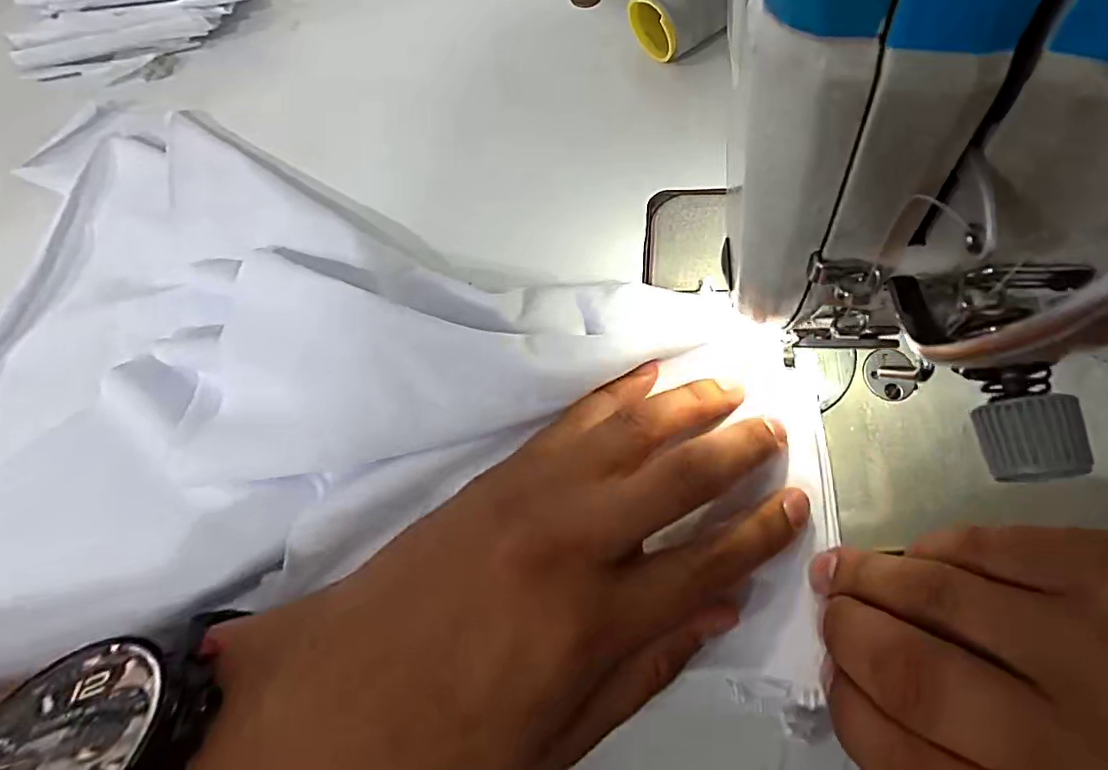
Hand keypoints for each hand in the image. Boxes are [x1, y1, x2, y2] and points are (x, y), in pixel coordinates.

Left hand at [197, 363, 809, 769]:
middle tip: (775, 428)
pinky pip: (574, 419)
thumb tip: (719, 613)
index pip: (708, 562)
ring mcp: (533, 496)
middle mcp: (572, 543)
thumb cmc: (439, 745)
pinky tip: (647, 375)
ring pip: (635, 431)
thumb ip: (649, 667)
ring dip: (689, 404)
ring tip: (729, 386)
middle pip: (682, 476)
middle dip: (740, 448)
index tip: (795, 502)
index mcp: (593, 621)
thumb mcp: (558, 740)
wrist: (313, 714)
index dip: (762, 530)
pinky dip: (618, 393)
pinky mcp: (499, 475)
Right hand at [813, 525, 1107, 769]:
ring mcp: (1077, 631)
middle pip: (908, 662)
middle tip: (821, 608)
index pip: (905, 752)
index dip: (853, 709)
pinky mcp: (1103, 565)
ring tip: (840, 569)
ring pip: (938, 593)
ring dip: (877, 578)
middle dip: (847, 631)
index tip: (832, 680)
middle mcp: (1053, 726)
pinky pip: (992, 550)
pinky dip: (940, 550)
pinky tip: (916, 553)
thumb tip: (909, 739)